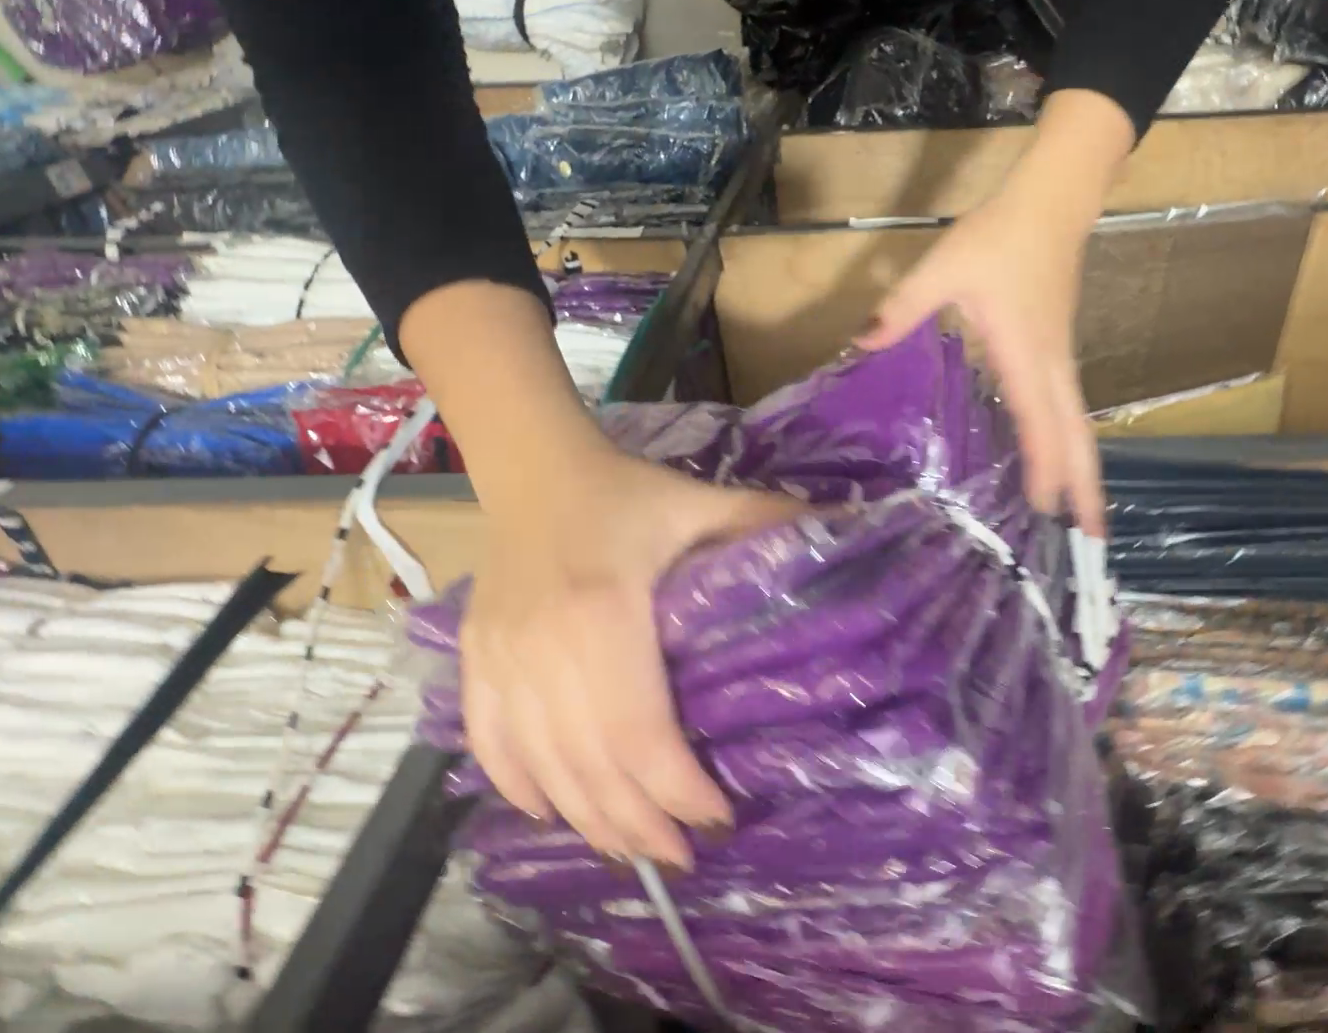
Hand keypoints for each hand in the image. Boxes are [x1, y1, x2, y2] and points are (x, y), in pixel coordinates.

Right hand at [458, 450, 801, 868]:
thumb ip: (773, 522)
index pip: (640, 730)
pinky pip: (490, 744)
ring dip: (589, 822)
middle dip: (641, 825)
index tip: (719, 818)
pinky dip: (522, 788)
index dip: (678, 788)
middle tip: (684, 857)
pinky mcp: (474, 661)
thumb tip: (852, 529)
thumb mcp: (706, 502)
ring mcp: (500, 660)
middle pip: (592, 766)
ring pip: (541, 769)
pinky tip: (554, 815)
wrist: (534, 471)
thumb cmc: (627, 494)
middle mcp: (544, 650)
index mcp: (604, 613)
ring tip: (635, 854)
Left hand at [857, 178, 1106, 532]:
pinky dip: (1071, 446)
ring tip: (1085, 519)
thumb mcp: (944, 267)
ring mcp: (1062, 360)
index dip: (1043, 468)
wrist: (1053, 198)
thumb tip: (860, 345)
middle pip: (1077, 436)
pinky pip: (1070, 410)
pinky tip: (1057, 462)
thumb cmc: (1000, 233)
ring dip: (1084, 473)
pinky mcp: (1060, 352)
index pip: (1038, 422)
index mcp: (1026, 354)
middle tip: (1093, 542)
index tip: (1043, 512)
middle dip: (1087, 488)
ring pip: (1079, 427)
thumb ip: (902, 308)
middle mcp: (1052, 366)